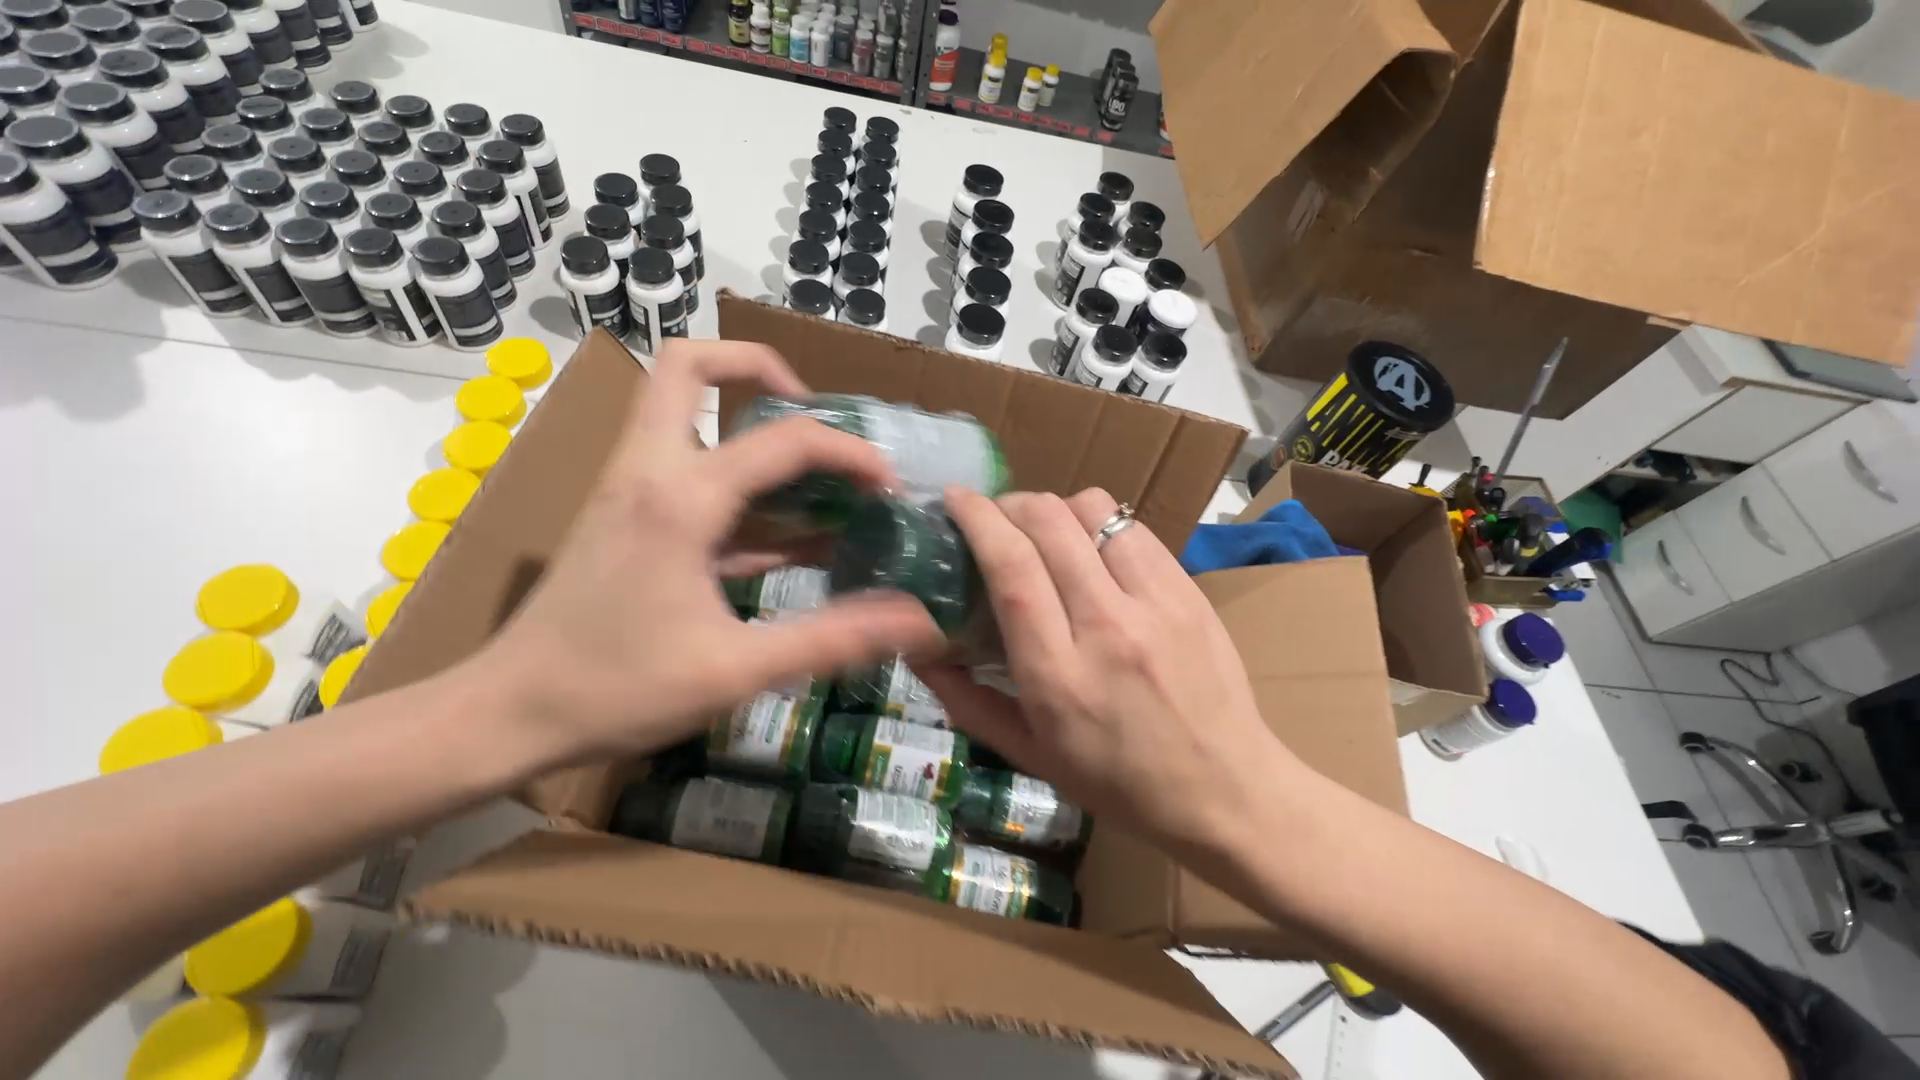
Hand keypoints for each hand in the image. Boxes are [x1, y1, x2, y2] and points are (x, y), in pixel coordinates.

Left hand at [474, 341, 943, 767]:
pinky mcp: (626, 519)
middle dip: (759, 369)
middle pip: (689, 364)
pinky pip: (687, 473)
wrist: (506, 715)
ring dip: (747, 422)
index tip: (890, 487)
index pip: (784, 440)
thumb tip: (918, 619)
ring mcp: (629, 490)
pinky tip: (791, 538)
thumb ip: (833, 639)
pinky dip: (738, 484)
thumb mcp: (736, 670)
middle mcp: (650, 471)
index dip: (850, 453)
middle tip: (816, 414)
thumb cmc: (617, 690)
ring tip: (817, 473)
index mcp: (680, 497)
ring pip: (681, 409)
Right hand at [916, 488, 1297, 855]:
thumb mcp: (1030, 755)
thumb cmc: (1118, 784)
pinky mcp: (1189, 592)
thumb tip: (917, 649)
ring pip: (1095, 509)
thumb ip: (966, 700)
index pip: (1012, 568)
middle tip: (993, 519)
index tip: (954, 500)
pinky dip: (1100, 524)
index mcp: (1058, 676)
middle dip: (1009, 504)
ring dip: (1056, 509)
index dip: (977, 520)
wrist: (1226, 792)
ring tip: (1045, 533)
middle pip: (1049, 523)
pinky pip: (1135, 528)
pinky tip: (1093, 550)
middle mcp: (1107, 628)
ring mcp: (1157, 604)